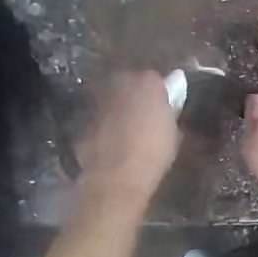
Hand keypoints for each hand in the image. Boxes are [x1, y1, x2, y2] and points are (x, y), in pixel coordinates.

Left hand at [78, 71, 181, 211]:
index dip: (160, 96)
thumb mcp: (174, 131)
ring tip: (129, 134)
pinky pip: (99, 119)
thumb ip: (170, 109)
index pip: (156, 80)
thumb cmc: (154, 153)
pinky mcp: (83, 118)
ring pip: (112, 100)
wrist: (117, 176)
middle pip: (130, 84)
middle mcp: (119, 83)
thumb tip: (173, 94)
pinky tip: (113, 146)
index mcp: (147, 83)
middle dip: (137, 97)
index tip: (164, 111)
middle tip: (147, 120)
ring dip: (119, 111)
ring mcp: (98, 100)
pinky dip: (104, 127)